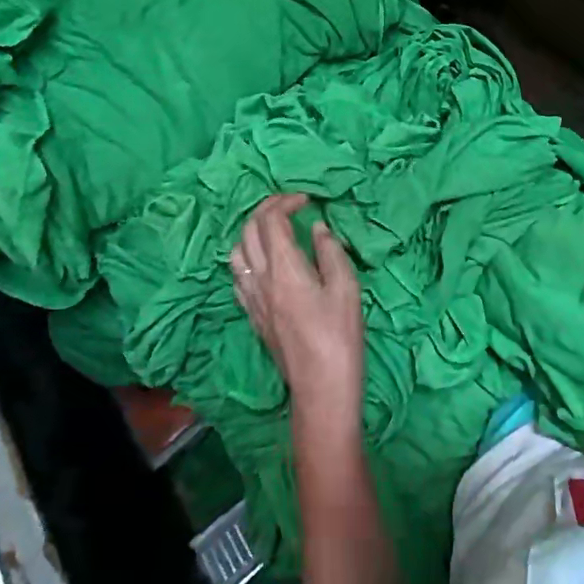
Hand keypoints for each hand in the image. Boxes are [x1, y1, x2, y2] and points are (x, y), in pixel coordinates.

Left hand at [230, 194, 364, 419]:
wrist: (320, 385)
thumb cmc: (340, 334)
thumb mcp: (346, 288)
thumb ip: (330, 252)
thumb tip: (318, 228)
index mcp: (284, 268)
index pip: (271, 221)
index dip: (285, 202)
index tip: (307, 199)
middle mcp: (260, 280)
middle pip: (248, 232)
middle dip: (266, 210)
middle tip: (291, 205)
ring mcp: (252, 299)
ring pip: (236, 253)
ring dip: (253, 232)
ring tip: (276, 229)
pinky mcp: (252, 315)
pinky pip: (238, 276)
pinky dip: (249, 257)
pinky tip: (267, 263)